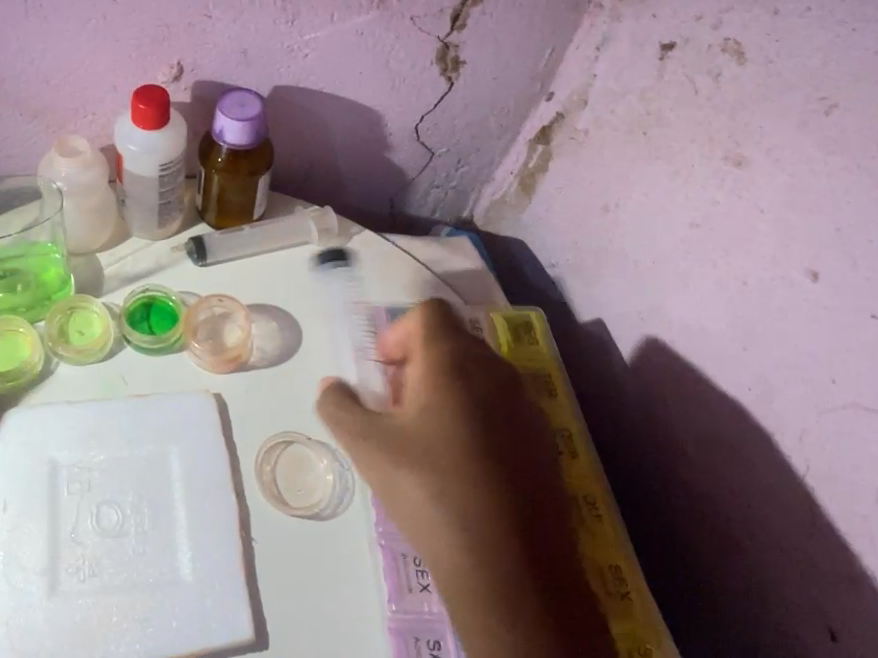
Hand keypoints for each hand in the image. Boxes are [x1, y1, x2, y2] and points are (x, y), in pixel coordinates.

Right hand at [316, 300, 609, 657]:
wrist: (510, 566)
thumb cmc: (430, 490)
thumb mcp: (366, 447)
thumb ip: (338, 405)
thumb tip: (332, 385)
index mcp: (452, 360)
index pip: (428, 312)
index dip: (398, 333)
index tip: (383, 374)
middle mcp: (495, 370)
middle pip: (453, 342)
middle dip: (419, 364)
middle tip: (396, 409)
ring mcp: (527, 406)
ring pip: (480, 376)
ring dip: (449, 391)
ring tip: (427, 440)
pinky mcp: (544, 442)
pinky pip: (503, 409)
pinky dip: (478, 419)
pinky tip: (463, 467)